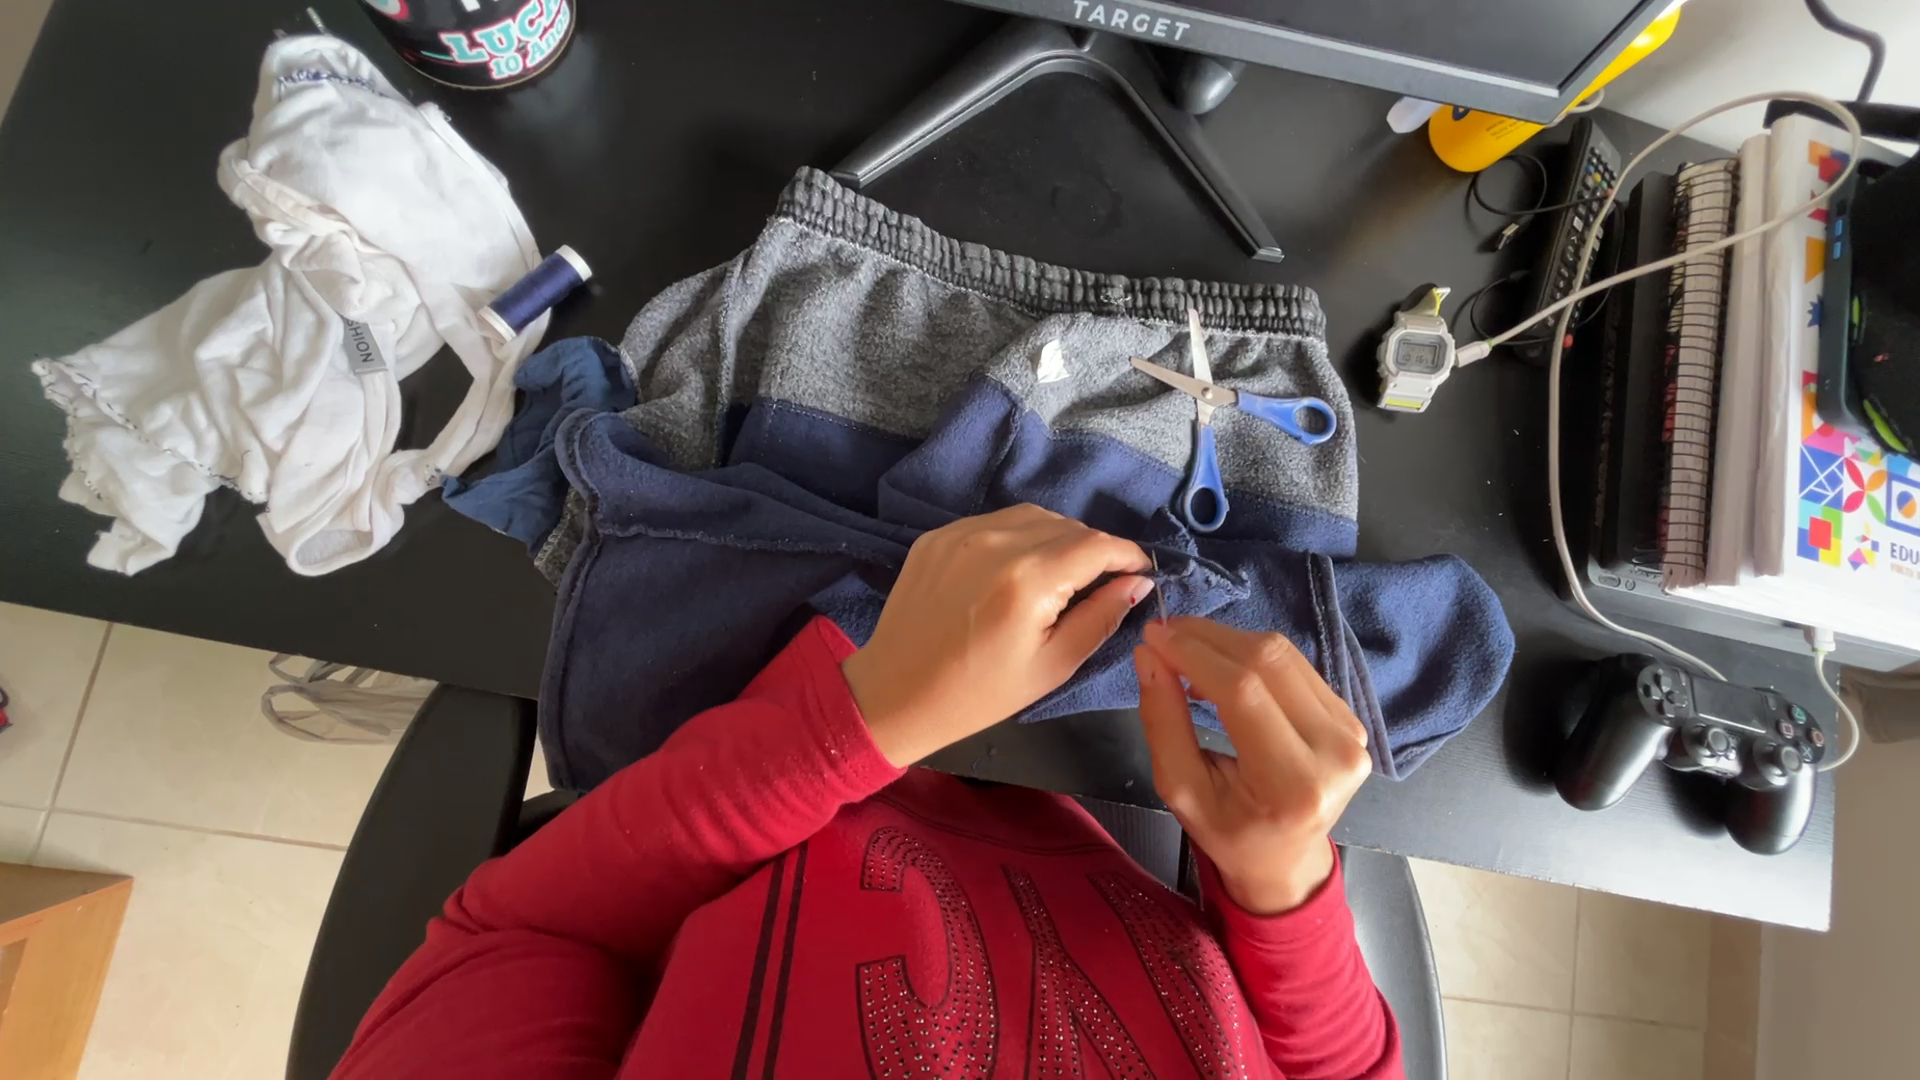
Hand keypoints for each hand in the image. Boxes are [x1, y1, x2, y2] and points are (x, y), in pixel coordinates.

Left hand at [842, 504, 1153, 767]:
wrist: (895, 692)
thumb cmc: (979, 692)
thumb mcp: (1052, 665)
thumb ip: (1101, 617)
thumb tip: (1137, 582)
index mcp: (1029, 579)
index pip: (1098, 544)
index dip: (1127, 554)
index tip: (1139, 571)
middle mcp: (996, 542)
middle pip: (1068, 526)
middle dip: (1094, 549)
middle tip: (1098, 583)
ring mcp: (961, 533)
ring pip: (1033, 516)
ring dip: (1058, 537)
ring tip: (1058, 574)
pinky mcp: (938, 535)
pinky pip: (996, 521)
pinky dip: (1018, 536)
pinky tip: (1015, 568)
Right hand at [1134, 618, 1371, 914]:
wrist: (1285, 859)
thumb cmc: (1227, 831)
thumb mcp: (1180, 789)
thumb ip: (1163, 722)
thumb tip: (1148, 655)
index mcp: (1292, 784)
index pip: (1242, 692)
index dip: (1193, 654)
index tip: (1152, 636)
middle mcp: (1334, 752)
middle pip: (1266, 661)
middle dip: (1206, 637)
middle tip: (1163, 634)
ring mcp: (1350, 731)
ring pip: (1281, 653)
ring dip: (1225, 639)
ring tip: (1185, 650)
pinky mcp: (1350, 716)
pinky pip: (1293, 663)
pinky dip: (1248, 652)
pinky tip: (1219, 664)